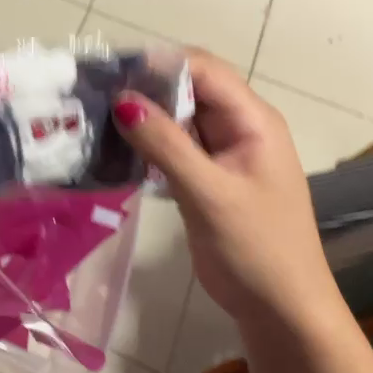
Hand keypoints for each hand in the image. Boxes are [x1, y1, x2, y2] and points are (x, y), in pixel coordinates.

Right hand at [111, 50, 340, 330]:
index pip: (203, 69)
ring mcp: (220, 153)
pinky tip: (111, 149)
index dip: (158, 64)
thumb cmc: (255, 248)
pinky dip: (144, 143)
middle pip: (187, 88)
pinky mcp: (204, 177)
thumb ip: (165, 145)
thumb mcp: (209, 193)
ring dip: (139, 115)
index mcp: (252, 122)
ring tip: (93, 118)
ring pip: (175, 117)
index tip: (110, 73)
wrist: (280, 308)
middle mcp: (237, 128)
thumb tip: (122, 100)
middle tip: (92, 95)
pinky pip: (170, 145)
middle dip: (143, 87)